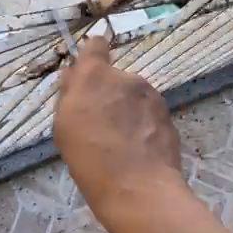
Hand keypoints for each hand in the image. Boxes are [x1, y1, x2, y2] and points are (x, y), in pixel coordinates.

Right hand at [53, 36, 185, 208]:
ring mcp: (152, 96)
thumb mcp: (63, 125)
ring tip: (120, 140)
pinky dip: (143, 125)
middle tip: (100, 122)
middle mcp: (126, 78)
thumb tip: (71, 75)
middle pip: (114, 77)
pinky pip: (149, 114)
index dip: (91, 55)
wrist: (136, 187)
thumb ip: (68, 94)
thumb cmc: (88, 156)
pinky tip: (137, 148)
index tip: (86, 72)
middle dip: (108, 92)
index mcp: (95, 76)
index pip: (95, 46)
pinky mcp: (168, 115)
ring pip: (134, 96)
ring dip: (127, 109)